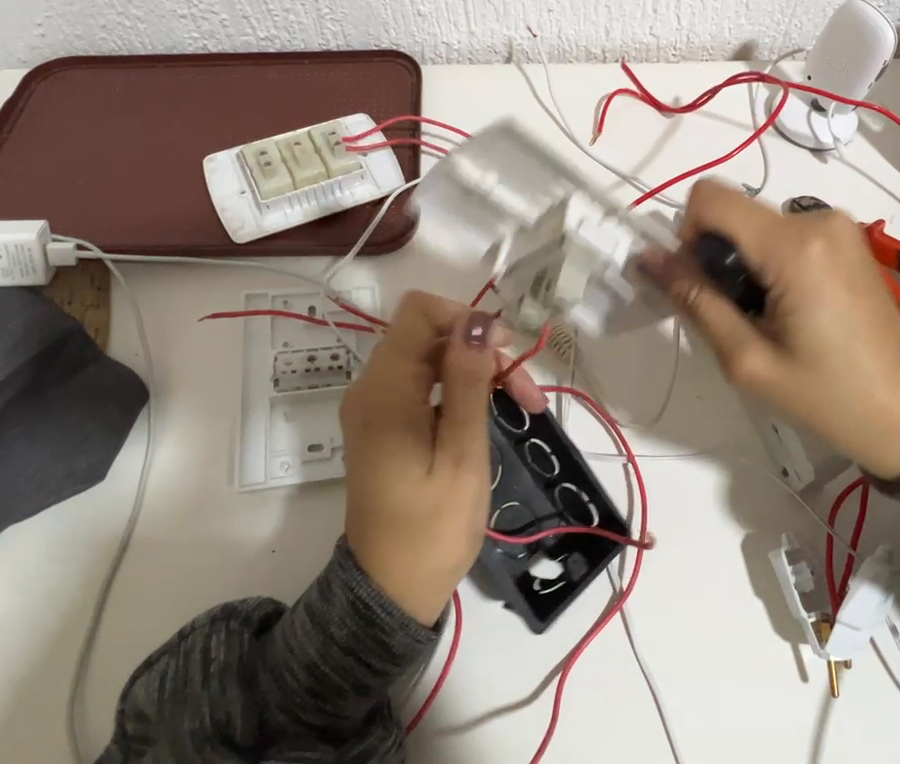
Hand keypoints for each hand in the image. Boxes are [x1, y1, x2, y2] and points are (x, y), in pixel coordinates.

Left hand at [340, 291, 543, 624]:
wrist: (391, 589)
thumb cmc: (432, 527)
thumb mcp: (460, 454)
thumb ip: (467, 383)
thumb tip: (477, 321)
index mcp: (385, 389)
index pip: (421, 312)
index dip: (468, 318)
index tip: (507, 353)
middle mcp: (372, 387)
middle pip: (430, 334)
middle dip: (483, 350)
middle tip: (528, 394)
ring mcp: (376, 406)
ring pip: (432, 357)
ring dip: (478, 370)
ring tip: (522, 406)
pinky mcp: (385, 423)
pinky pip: (424, 384)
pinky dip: (460, 389)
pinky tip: (491, 415)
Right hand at [646, 181, 899, 481]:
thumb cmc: (825, 396)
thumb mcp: (745, 358)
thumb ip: (694, 299)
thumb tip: (646, 257)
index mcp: (794, 245)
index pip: (709, 197)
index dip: (688, 234)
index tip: (704, 284)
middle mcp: (818, 218)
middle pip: (733, 213)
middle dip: (719, 258)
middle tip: (740, 316)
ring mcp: (839, 226)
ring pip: (756, 224)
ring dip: (746, 264)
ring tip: (770, 319)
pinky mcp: (848, 239)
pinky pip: (785, 233)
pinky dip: (771, 262)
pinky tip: (792, 309)